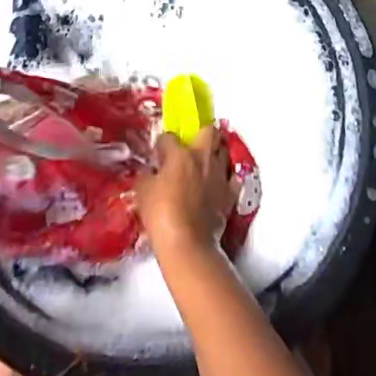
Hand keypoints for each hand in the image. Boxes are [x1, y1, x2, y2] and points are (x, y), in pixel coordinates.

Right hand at [137, 127, 235, 258]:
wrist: (187, 245)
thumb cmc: (161, 213)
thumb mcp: (143, 189)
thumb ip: (147, 174)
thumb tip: (151, 171)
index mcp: (180, 154)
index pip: (169, 137)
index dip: (162, 144)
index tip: (158, 154)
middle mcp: (203, 159)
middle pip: (209, 131)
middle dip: (200, 131)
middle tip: (191, 141)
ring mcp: (220, 177)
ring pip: (224, 151)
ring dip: (214, 152)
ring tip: (204, 160)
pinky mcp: (229, 196)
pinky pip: (232, 178)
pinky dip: (225, 176)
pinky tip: (217, 182)